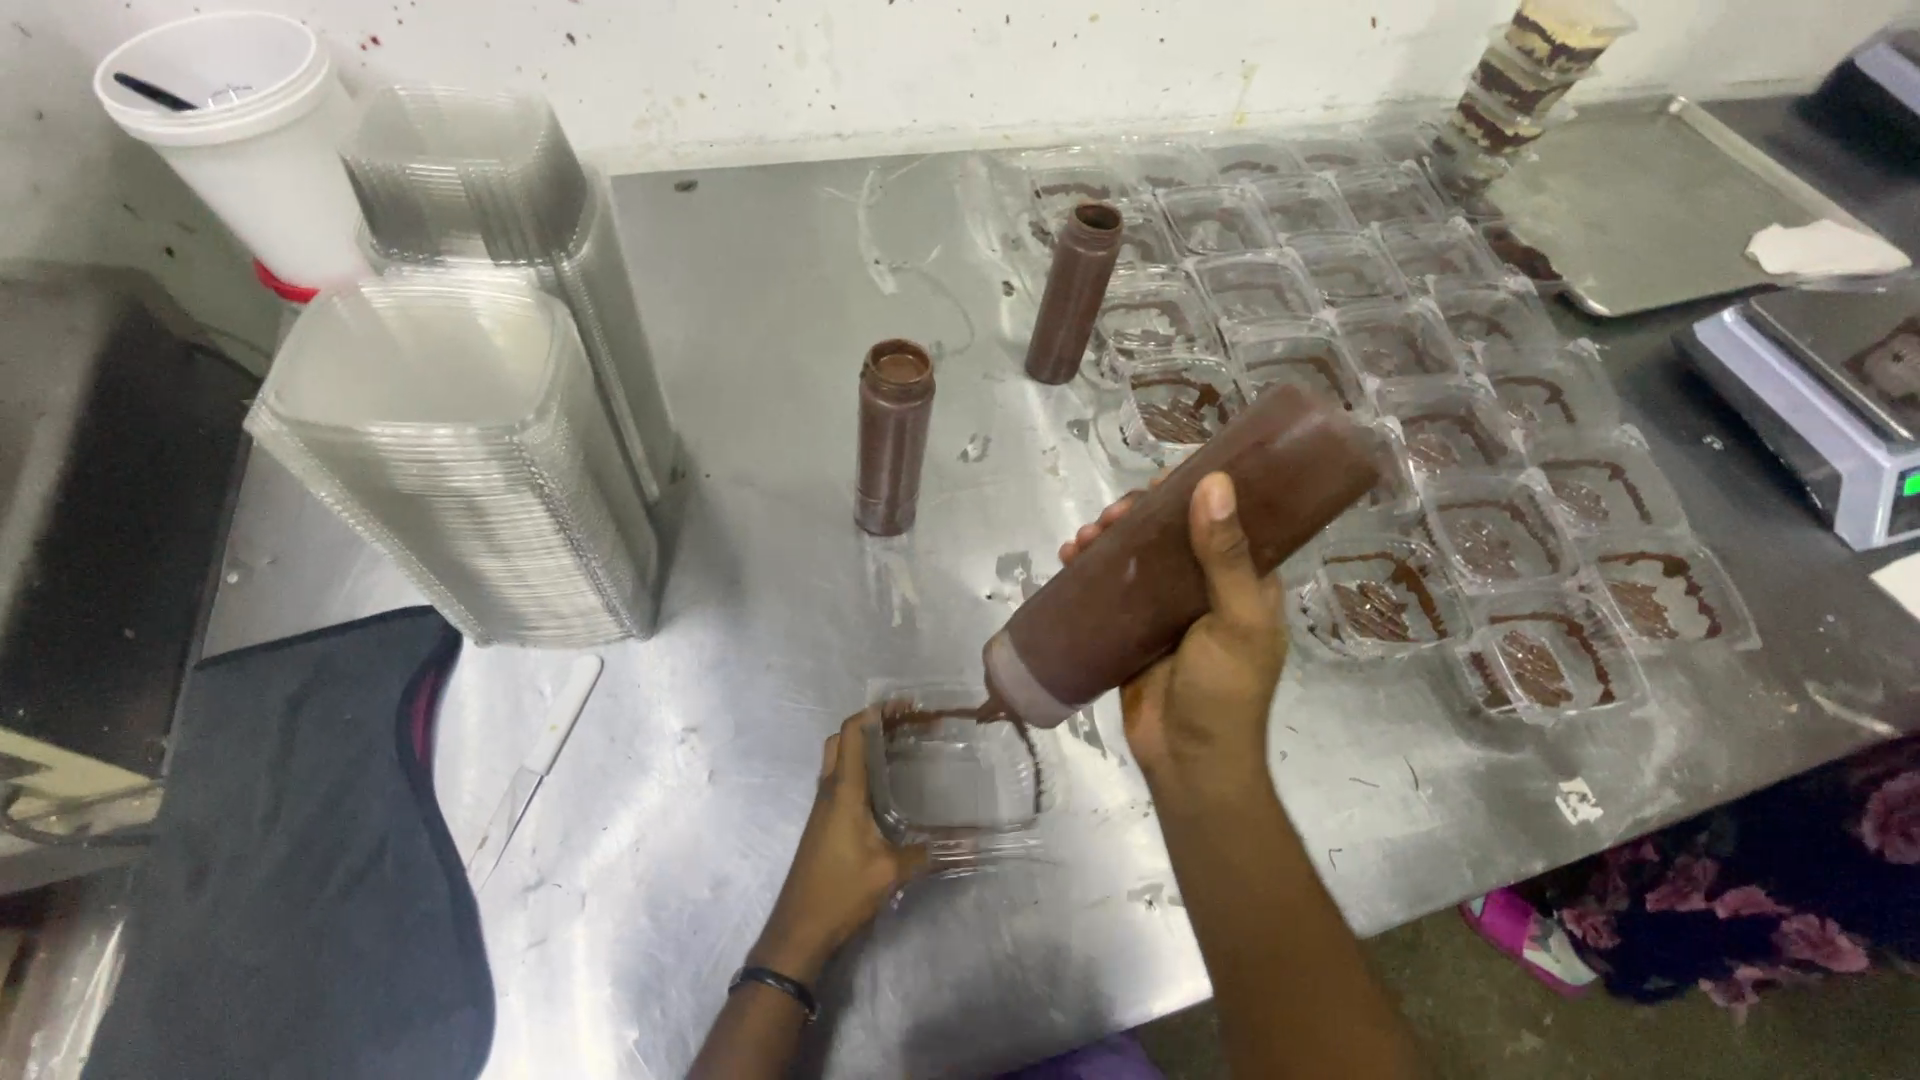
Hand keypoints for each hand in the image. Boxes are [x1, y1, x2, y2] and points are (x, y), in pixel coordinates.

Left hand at [750, 712, 927, 984]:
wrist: (798, 930)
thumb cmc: (840, 892)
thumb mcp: (890, 873)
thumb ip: (929, 854)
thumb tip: (973, 846)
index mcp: (843, 792)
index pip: (851, 734)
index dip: (874, 712)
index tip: (905, 707)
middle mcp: (829, 792)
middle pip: (840, 741)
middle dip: (869, 725)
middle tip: (904, 726)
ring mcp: (823, 809)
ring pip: (838, 762)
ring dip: (863, 748)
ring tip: (900, 749)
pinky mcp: (823, 825)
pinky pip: (841, 783)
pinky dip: (861, 771)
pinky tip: (887, 788)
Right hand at [1059, 473, 1287, 803]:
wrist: (1187, 761)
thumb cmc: (1225, 691)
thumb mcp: (1235, 620)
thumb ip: (1226, 555)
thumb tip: (1214, 482)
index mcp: (1247, 581)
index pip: (1226, 519)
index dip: (1195, 492)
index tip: (1159, 480)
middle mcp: (1207, 587)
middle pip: (1171, 533)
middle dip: (1136, 516)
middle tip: (1108, 517)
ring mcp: (1167, 609)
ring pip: (1137, 556)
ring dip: (1108, 538)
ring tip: (1082, 538)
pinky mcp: (1134, 629)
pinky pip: (1112, 587)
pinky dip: (1090, 569)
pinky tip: (1068, 558)